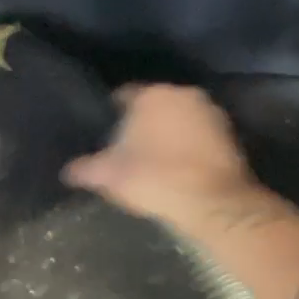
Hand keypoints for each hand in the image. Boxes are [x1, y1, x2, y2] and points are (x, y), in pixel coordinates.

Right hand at [60, 85, 258, 219]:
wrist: (214, 204)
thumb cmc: (154, 178)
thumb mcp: (107, 175)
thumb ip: (84, 168)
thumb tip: (67, 171)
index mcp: (151, 95)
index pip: (122, 96)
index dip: (111, 115)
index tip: (104, 134)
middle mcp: (183, 94)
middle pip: (153, 105)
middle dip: (141, 122)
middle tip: (126, 146)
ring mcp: (211, 112)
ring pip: (179, 118)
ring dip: (168, 132)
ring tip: (152, 158)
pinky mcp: (231, 135)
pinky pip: (199, 135)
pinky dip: (189, 145)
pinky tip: (177, 167)